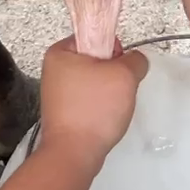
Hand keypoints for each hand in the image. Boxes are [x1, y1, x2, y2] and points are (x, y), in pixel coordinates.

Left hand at [37, 39, 147, 168]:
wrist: (74, 154)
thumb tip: (135, 61)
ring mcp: (57, 92)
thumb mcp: (125, 75)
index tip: (120, 66)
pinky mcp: (63, 112)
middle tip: (119, 87)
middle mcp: (54, 69)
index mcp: (60, 52)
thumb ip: (135, 59)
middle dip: (113, 72)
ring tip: (112, 105)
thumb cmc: (93, 110)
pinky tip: (105, 117)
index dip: (113, 48)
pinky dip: (100, 106)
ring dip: (108, 91)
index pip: (95, 35)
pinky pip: (88, 99)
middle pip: (96, 59)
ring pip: (94, 80)